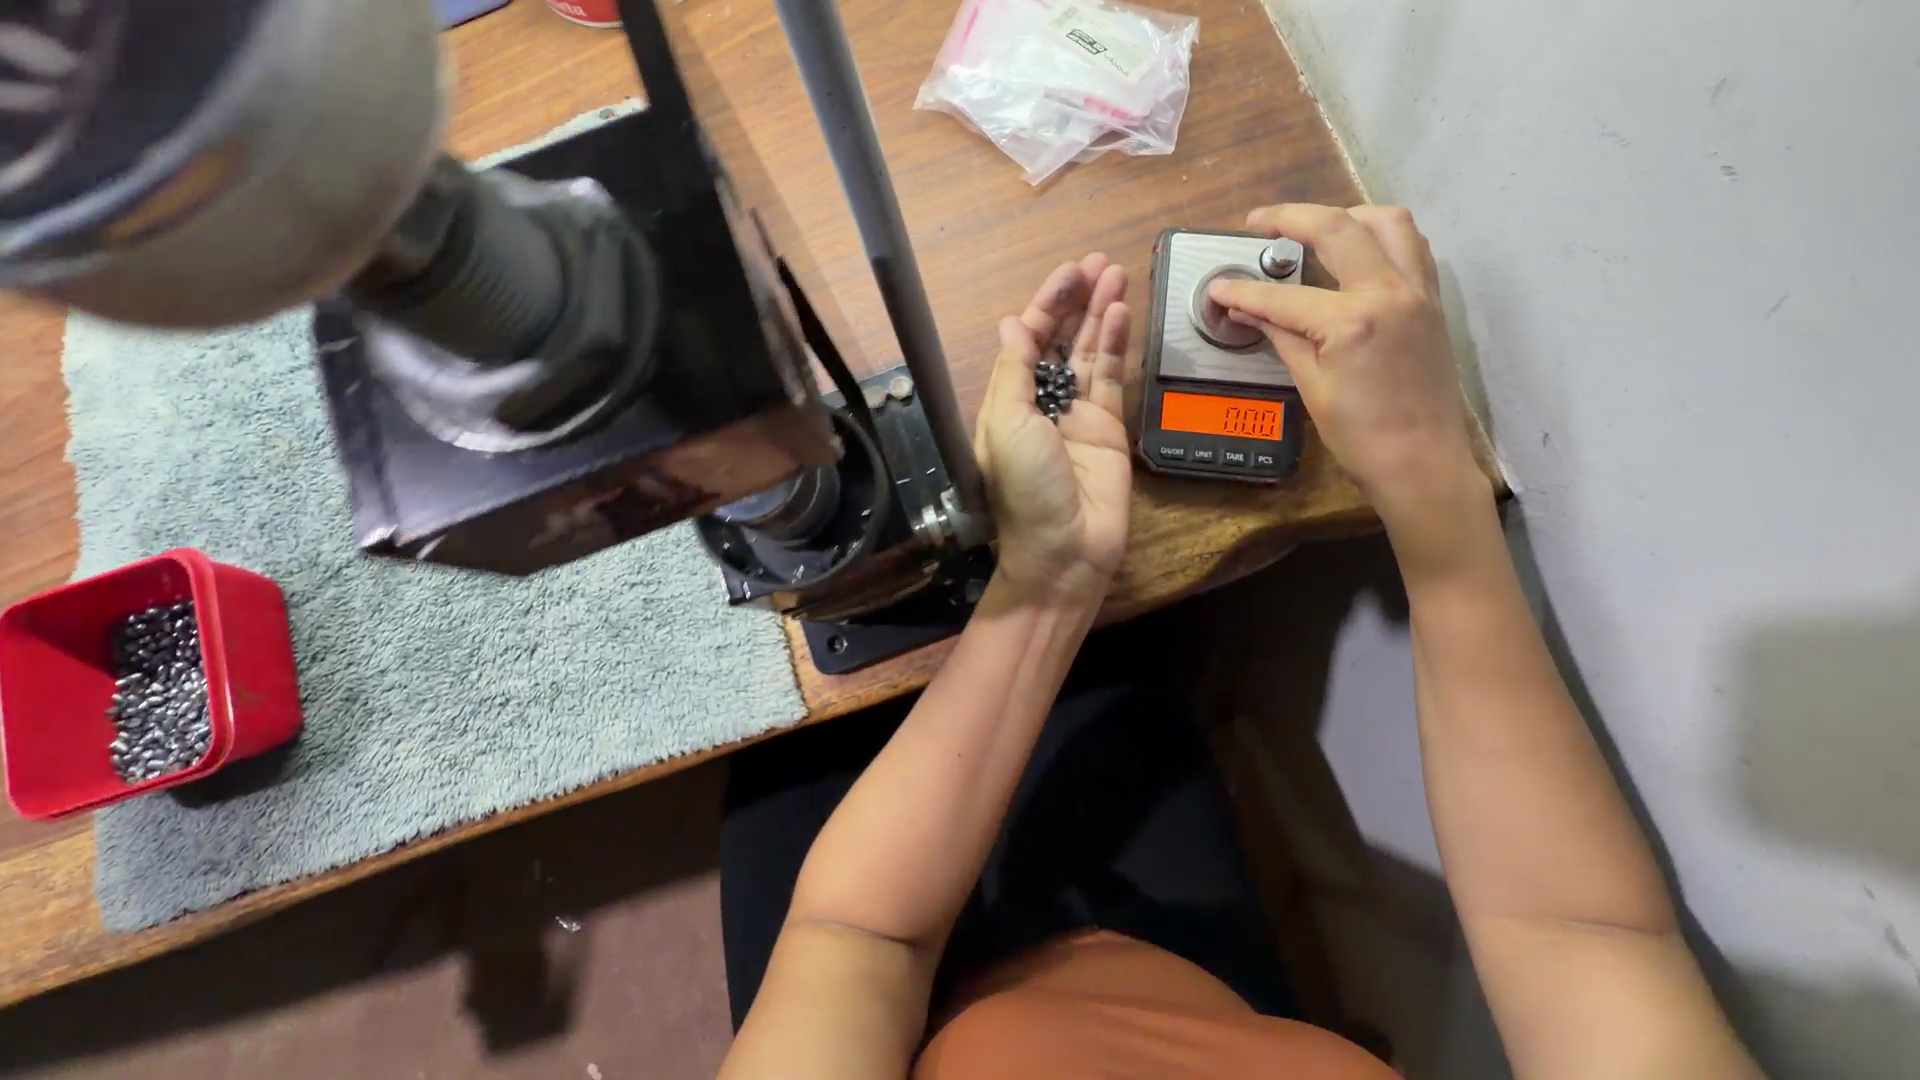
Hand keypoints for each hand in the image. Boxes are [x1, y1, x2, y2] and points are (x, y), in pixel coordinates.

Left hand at [974, 254, 1131, 604]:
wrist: (1065, 547)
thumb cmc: (1026, 487)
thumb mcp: (1006, 423)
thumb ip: (1014, 371)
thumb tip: (1010, 323)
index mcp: (1009, 401)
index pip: (1028, 340)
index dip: (1046, 305)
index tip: (1069, 273)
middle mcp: (1042, 402)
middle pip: (1060, 340)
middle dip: (1077, 301)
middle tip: (1099, 263)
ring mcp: (1078, 414)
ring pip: (1089, 352)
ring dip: (1100, 314)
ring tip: (1117, 274)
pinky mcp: (1110, 427)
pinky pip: (1112, 377)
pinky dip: (1116, 344)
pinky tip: (1122, 313)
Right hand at [1208, 205, 1490, 563]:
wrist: (1422, 463)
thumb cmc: (1361, 437)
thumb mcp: (1311, 387)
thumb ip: (1282, 337)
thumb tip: (1249, 311)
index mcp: (1352, 321)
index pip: (1283, 296)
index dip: (1243, 291)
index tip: (1216, 288)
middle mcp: (1389, 292)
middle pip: (1337, 228)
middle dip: (1291, 218)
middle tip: (1258, 223)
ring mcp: (1417, 292)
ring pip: (1386, 222)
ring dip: (1346, 214)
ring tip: (1314, 228)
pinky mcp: (1431, 301)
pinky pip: (1411, 247)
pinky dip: (1381, 236)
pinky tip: (1356, 252)